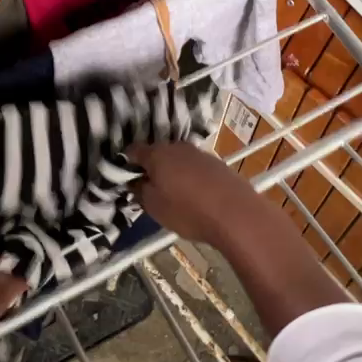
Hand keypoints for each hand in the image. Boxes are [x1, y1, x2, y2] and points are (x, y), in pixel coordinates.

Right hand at [126, 140, 261, 246]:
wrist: (237, 214)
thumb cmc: (188, 211)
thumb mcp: (155, 208)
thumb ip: (140, 192)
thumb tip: (135, 182)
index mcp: (157, 154)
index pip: (134, 150)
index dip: (126, 162)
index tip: (125, 176)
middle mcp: (177, 147)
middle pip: (158, 153)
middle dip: (151, 167)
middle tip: (149, 187)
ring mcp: (200, 153)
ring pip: (178, 159)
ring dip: (173, 172)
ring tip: (173, 193)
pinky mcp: (218, 164)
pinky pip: (196, 167)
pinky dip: (191, 177)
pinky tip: (195, 195)